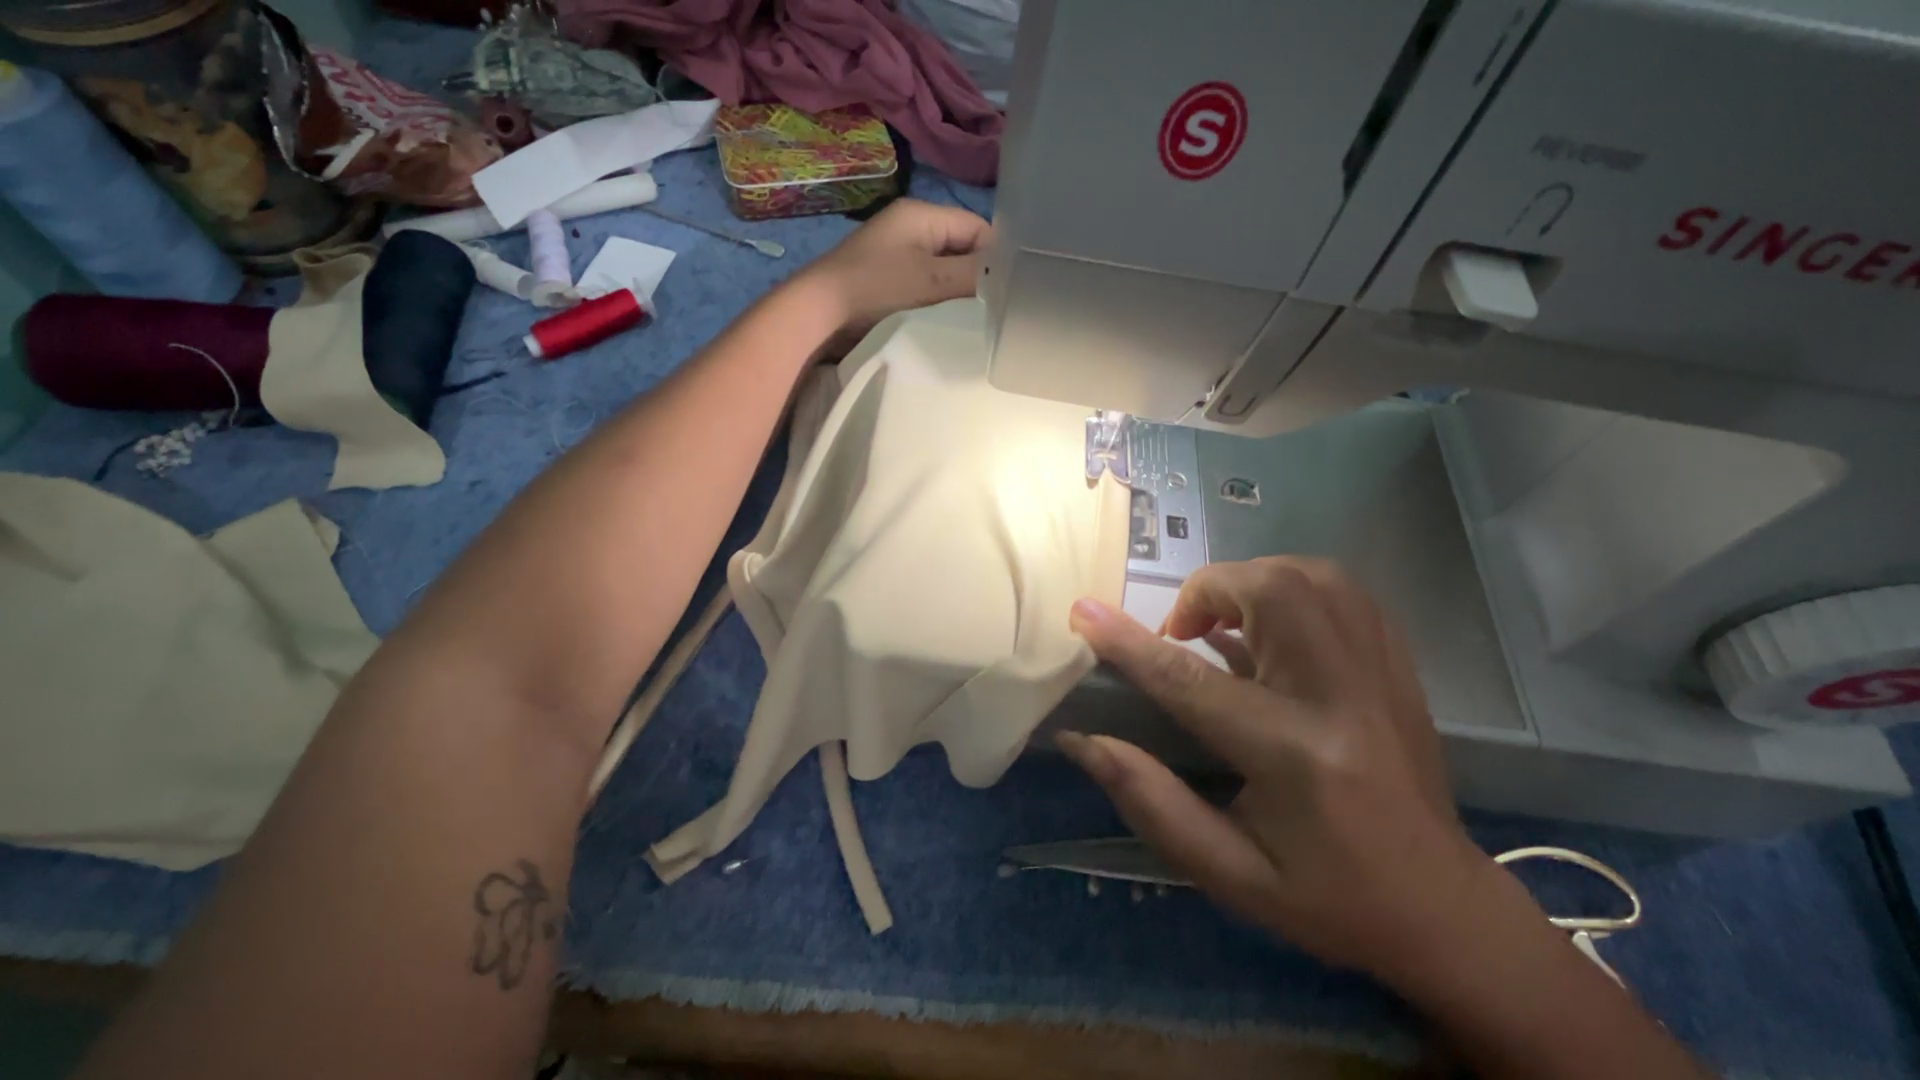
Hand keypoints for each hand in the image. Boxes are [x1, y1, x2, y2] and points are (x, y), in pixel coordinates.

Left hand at [796, 198, 990, 336]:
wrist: (818, 313)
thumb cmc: (875, 287)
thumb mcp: (931, 279)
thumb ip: (974, 274)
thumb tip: (1011, 276)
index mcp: (922, 214)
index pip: (978, 228)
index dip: (995, 257)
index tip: (1005, 291)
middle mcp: (911, 228)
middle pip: (963, 249)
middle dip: (977, 276)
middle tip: (990, 309)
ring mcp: (899, 255)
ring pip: (946, 271)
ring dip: (957, 293)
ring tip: (969, 317)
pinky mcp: (889, 281)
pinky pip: (927, 286)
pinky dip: (938, 301)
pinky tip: (944, 320)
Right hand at [1058, 557, 1493, 984]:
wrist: (1438, 907)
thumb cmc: (1323, 898)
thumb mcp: (1226, 872)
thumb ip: (1149, 800)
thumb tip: (1081, 740)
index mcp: (1292, 756)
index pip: (1192, 681)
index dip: (1130, 644)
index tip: (1083, 613)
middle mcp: (1341, 698)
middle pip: (1272, 593)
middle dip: (1208, 592)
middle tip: (1180, 633)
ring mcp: (1379, 674)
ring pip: (1311, 577)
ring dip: (1250, 583)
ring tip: (1223, 624)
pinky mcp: (1399, 667)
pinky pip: (1343, 591)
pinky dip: (1294, 588)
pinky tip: (1272, 625)